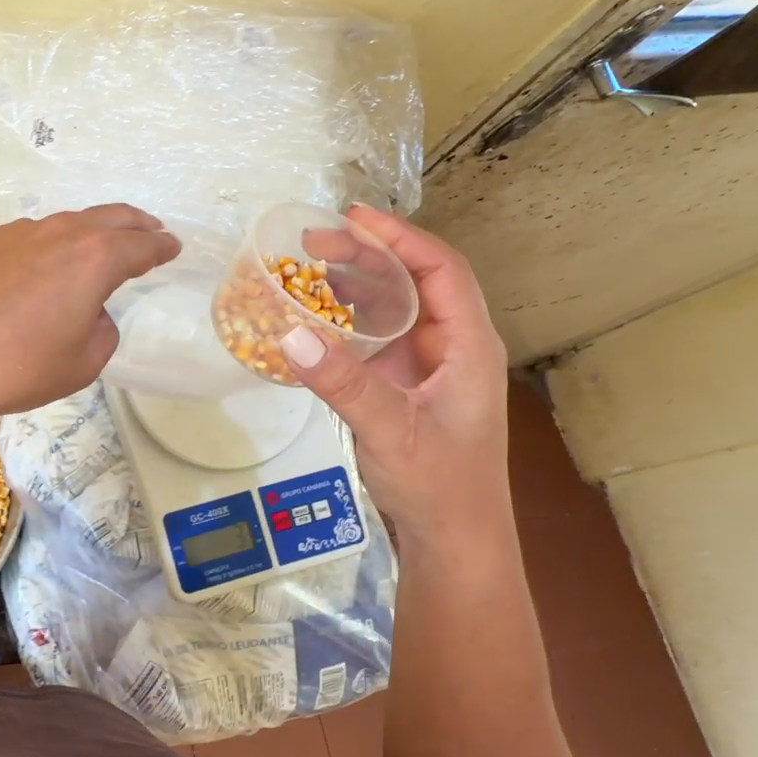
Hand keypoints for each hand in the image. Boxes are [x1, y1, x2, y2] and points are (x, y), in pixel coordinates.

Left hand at [0, 204, 180, 428]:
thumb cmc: (20, 368)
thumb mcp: (83, 363)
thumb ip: (102, 330)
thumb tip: (89, 312)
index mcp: (95, 258)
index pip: (141, 246)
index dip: (161, 247)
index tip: (172, 246)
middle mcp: (59, 233)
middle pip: (108, 218)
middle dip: (134, 224)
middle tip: (149, 230)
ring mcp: (16, 233)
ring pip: (64, 225)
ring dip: (86, 234)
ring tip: (93, 251)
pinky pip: (26, 240)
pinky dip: (44, 249)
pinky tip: (37, 273)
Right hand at [277, 205, 509, 535]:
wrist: (452, 539)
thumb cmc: (438, 485)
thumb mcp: (389, 429)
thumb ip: (342, 382)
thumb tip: (290, 333)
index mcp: (468, 346)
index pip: (440, 271)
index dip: (400, 238)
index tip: (353, 217)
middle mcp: (450, 348)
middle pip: (413, 283)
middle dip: (366, 256)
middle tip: (312, 242)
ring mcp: (426, 370)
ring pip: (392, 311)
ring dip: (352, 287)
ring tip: (306, 270)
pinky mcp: (403, 390)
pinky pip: (373, 342)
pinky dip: (343, 324)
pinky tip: (312, 321)